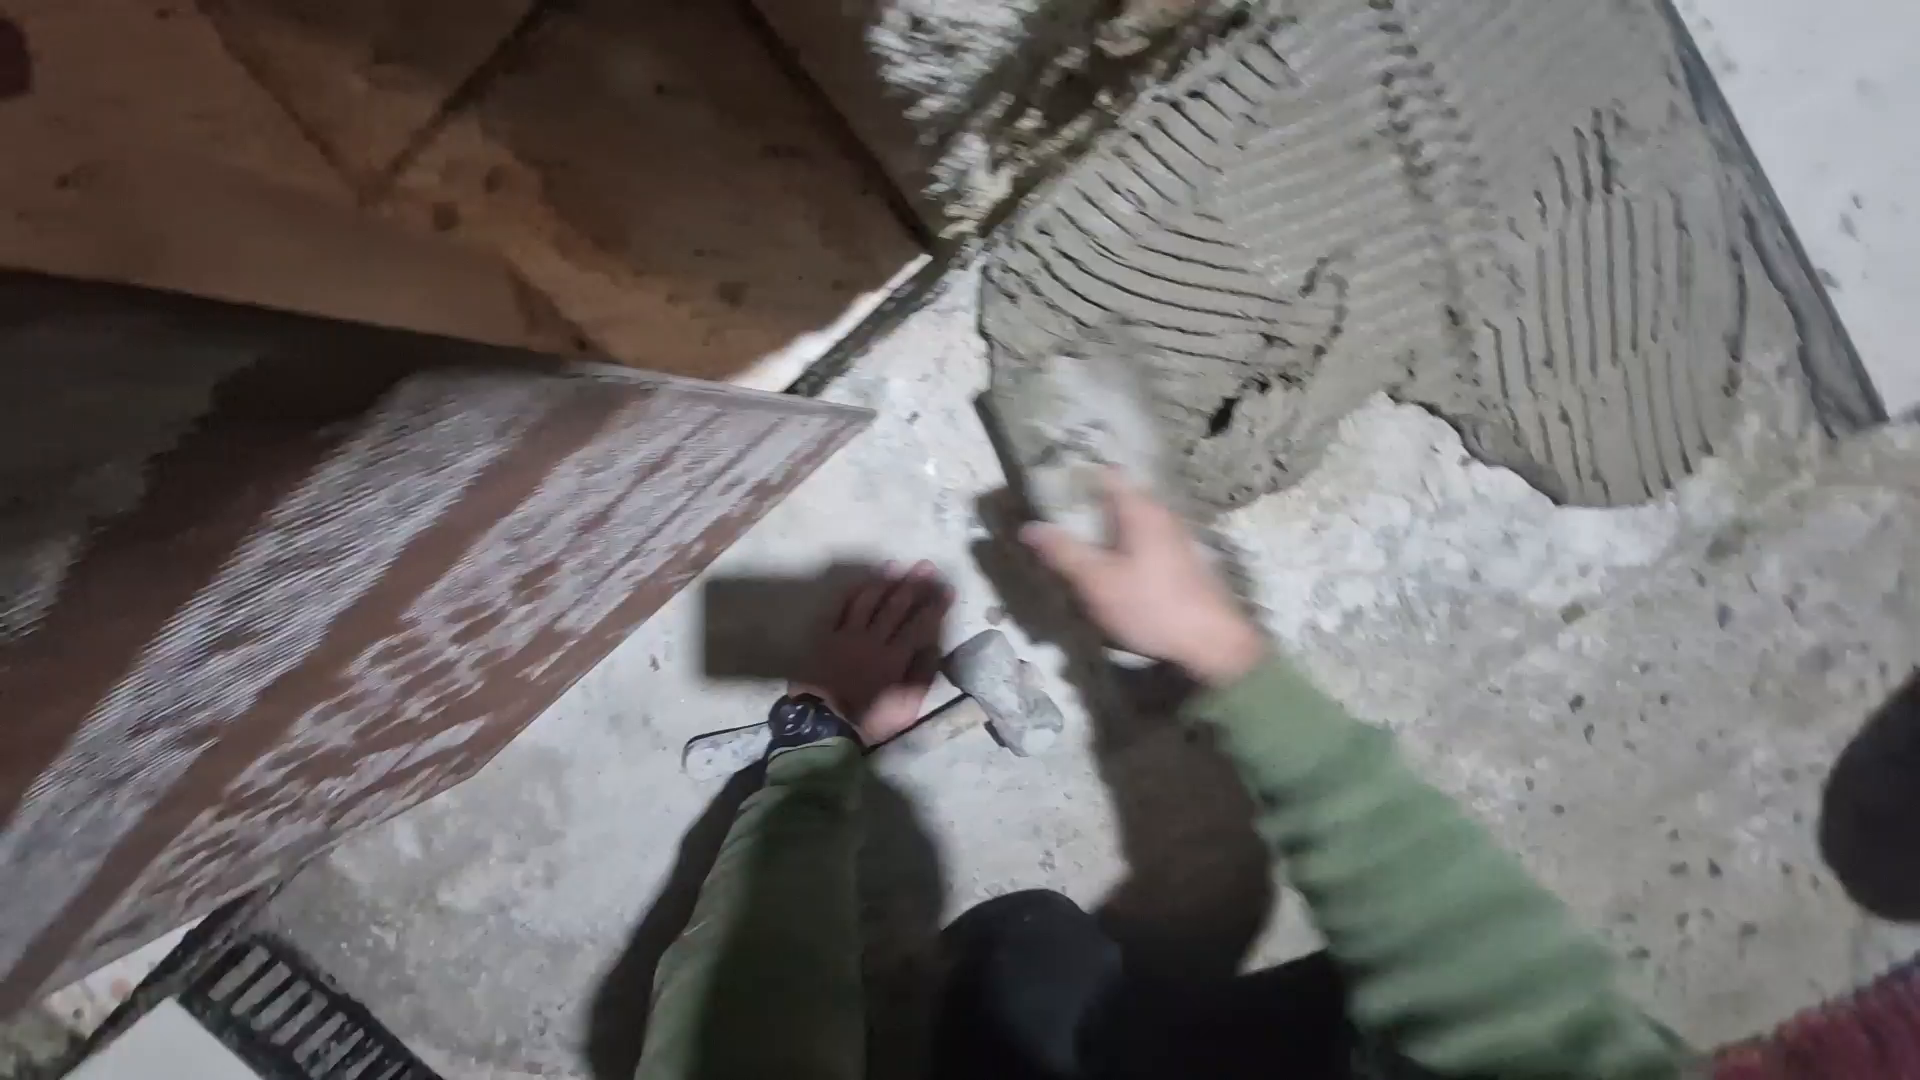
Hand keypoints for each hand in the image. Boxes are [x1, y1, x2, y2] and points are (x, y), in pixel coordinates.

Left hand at [793, 561, 952, 745]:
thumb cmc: (868, 720)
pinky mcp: (825, 637)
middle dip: (914, 584)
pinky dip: (850, 594)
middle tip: (926, 565)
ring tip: (895, 566)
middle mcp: (873, 640)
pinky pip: (839, 610)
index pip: (920, 624)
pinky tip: (860, 583)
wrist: (822, 726)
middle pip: (896, 606)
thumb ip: (921, 676)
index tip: (947, 587)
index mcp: (895, 657)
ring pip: (868, 602)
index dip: (935, 605)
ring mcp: (847, 635)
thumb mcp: (906, 708)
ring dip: (883, 583)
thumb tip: (932, 646)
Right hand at [1021, 469, 1264, 685]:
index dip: (1076, 477)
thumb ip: (1062, 551)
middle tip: (1057, 527)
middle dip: (1086, 510)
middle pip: (1117, 499)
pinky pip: (1145, 543)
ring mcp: (1177, 537)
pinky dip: (1123, 549)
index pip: (1105, 474)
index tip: (1049, 491)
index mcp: (1140, 508)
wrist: (1212, 643)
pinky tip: (1112, 575)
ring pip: (1132, 523)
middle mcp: (1162, 514)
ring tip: (1079, 554)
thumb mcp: (1096, 581)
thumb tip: (1028, 528)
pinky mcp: (1184, 561)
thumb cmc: (1150, 606)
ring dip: (1105, 533)